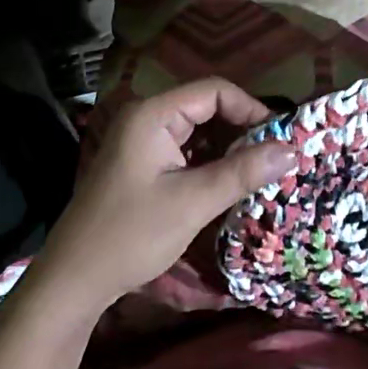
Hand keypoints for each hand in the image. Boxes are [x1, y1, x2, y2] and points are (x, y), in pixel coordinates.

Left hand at [37, 79, 297, 305]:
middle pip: (207, 109)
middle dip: (244, 131)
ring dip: (230, 150)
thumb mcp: (192, 202)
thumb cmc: (131, 234)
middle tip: (278, 160)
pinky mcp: (143, 166)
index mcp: (153, 115)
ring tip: (263, 174)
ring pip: (199, 133)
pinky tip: (232, 186)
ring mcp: (142, 143)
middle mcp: (146, 119)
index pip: (214, 91)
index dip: (252, 109)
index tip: (282, 141)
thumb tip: (293, 151)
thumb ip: (242, 172)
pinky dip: (211, 165)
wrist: (75, 277)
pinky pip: (186, 153)